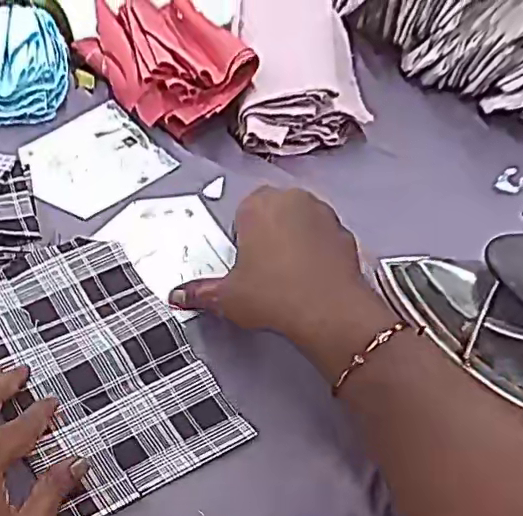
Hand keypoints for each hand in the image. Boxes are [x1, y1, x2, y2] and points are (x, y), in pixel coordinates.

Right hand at [169, 186, 397, 377]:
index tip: (241, 266)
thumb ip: (200, 293)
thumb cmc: (274, 295)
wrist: (327, 310)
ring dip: (292, 244)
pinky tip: (308, 282)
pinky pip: (322, 240)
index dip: (240, 241)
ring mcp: (323, 212)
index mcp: (258, 204)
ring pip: (299, 224)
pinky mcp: (345, 232)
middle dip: (266, 238)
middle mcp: (292, 198)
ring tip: (285, 280)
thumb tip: (178, 295)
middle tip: (260, 274)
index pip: (240, 213)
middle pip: (272, 214)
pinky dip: (316, 255)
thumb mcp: (227, 298)